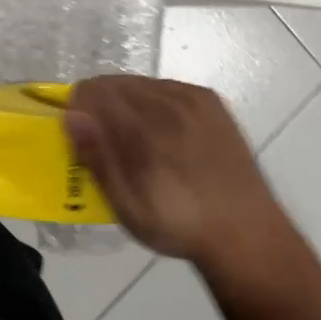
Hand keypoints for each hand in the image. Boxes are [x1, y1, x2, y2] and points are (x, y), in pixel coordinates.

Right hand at [64, 75, 295, 278]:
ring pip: (138, 83)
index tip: (81, 138)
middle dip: (100, 106)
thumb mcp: (128, 207)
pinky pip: (164, 87)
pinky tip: (161, 130)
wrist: (248, 236)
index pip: (92, 91)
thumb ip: (97, 158)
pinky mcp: (210, 101)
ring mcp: (194, 100)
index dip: (78, 111)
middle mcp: (170, 104)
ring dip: (125, 103)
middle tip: (106, 142)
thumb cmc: (179, 225)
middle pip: (113, 83)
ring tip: (135, 139)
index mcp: (146, 129)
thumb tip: (71, 116)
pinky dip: (152, 101)